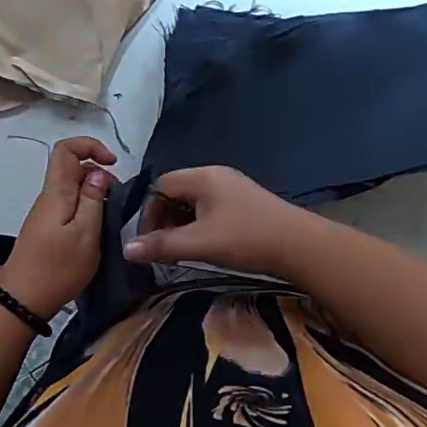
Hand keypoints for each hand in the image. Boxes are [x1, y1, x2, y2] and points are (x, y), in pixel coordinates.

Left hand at [0, 137, 115, 316]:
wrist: (24, 300)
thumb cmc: (58, 267)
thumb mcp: (86, 234)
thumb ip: (93, 200)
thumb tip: (98, 173)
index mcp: (56, 192)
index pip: (65, 149)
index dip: (90, 146)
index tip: (113, 164)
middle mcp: (48, 197)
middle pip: (71, 167)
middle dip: (98, 173)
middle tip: (116, 198)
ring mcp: (45, 214)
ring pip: (72, 188)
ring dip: (94, 193)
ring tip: (109, 217)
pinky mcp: (47, 229)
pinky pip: (69, 206)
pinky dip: (86, 209)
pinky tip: (96, 230)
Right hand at [123, 166, 315, 277]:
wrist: (300, 246)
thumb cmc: (247, 239)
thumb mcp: (199, 244)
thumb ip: (161, 246)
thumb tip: (126, 249)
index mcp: (203, 177)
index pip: (160, 185)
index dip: (148, 212)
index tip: (148, 240)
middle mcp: (217, 176)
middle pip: (176, 192)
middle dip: (164, 220)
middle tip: (163, 248)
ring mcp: (234, 189)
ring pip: (194, 203)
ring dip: (183, 225)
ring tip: (182, 250)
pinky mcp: (246, 204)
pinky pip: (212, 209)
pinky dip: (201, 226)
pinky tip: (206, 247)